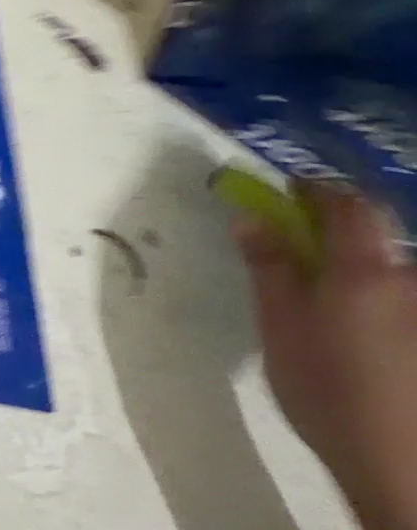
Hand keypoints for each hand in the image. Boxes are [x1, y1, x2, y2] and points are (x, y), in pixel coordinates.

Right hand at [237, 185, 416, 529]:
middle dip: (341, 234)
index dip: (317, 190)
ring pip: (395, 275)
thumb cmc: (325, 385)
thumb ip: (270, 265)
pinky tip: (360, 330)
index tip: (287, 189)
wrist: (400, 465)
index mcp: (367, 270)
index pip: (349, 205)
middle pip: (380, 239)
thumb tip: (254, 217)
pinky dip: (381, 300)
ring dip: (362, 271)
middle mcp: (413, 283)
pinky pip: (403, 303)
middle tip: (301, 246)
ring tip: (330, 295)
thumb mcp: (279, 322)